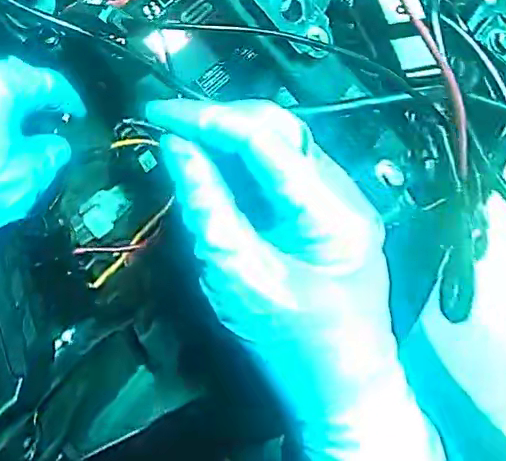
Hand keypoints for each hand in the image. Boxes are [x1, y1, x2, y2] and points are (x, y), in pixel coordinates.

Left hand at [0, 55, 84, 288]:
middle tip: (46, 123)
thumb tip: (56, 148)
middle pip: (14, 77)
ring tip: (9, 136)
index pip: (49, 81)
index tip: (74, 114)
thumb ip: (51, 156)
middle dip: (34, 101)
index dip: (68, 100)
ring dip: (0, 106)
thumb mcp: (22, 180)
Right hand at [146, 98, 439, 460]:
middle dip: (216, 117)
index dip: (206, 118)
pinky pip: (277, 159)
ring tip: (185, 134)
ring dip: (227, 131)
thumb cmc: (293, 348)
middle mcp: (343, 190)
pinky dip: (239, 153)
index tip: (161, 113)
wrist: (344, 393)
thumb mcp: (237, 278)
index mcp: (329, 211)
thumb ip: (205, 206)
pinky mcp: (325, 202)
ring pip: (276, 135)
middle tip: (169, 120)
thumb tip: (175, 146)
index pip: (261, 137)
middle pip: (274, 125)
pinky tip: (213, 159)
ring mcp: (340, 194)